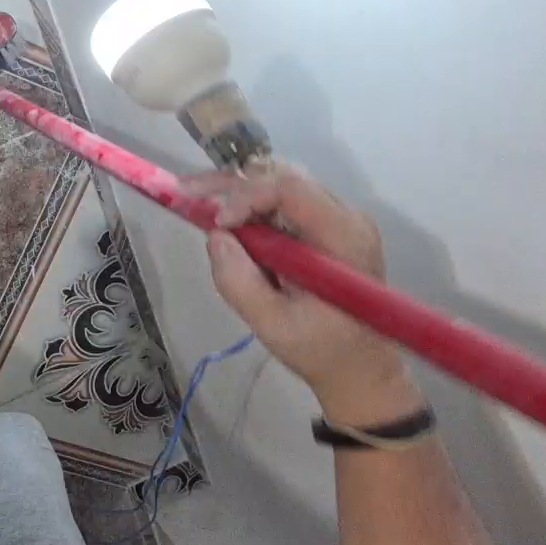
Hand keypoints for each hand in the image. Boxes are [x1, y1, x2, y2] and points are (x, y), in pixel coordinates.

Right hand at [184, 165, 419, 421]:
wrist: (359, 367)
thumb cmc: (321, 350)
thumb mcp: (273, 326)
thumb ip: (240, 283)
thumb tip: (215, 236)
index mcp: (343, 239)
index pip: (291, 189)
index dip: (247, 195)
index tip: (217, 222)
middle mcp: (345, 218)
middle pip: (283, 176)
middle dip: (231, 183)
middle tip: (186, 191)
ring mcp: (335, 220)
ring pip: (279, 183)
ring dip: (235, 189)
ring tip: (195, 198)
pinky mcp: (322, 227)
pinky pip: (280, 201)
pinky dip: (246, 203)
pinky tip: (219, 214)